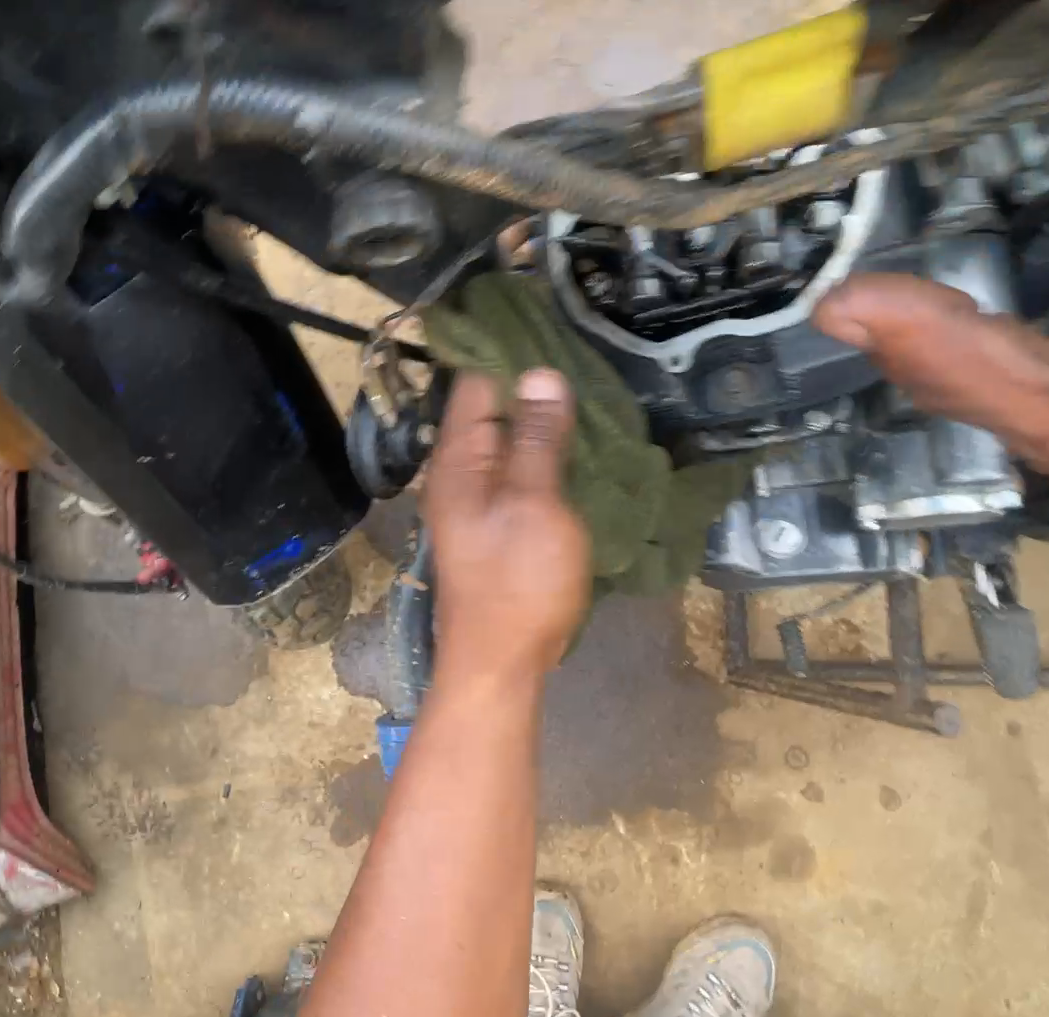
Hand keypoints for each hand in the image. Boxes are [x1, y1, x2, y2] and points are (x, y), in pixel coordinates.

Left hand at [423, 369, 590, 684]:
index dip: (510, 352)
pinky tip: (580, 443)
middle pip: (492, 411)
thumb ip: (536, 440)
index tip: (554, 323)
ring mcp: (478, 500)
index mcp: (456, 462)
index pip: (475, 384)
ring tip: (592, 388)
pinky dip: (545, 454)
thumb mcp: (533, 504)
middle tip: (586, 353)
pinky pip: (519, 472)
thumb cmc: (517, 583)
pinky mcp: (498, 523)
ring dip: (542, 420)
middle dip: (532, 384)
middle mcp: (459, 474)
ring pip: (509, 442)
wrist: (501, 660)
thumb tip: (539, 374)